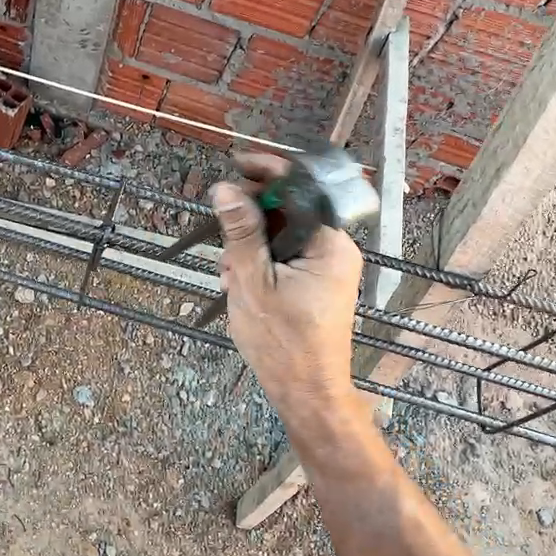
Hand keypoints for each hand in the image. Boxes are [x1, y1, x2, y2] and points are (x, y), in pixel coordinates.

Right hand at [212, 152, 366, 422]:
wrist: (305, 393)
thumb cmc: (283, 342)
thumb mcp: (253, 282)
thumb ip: (240, 232)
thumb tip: (224, 188)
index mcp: (330, 244)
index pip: (301, 189)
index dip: (267, 171)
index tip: (235, 162)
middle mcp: (334, 249)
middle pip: (287, 209)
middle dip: (249, 219)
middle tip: (221, 237)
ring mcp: (324, 266)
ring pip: (280, 234)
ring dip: (248, 245)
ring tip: (228, 273)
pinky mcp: (313, 281)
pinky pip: (282, 255)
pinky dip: (257, 263)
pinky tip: (237, 283)